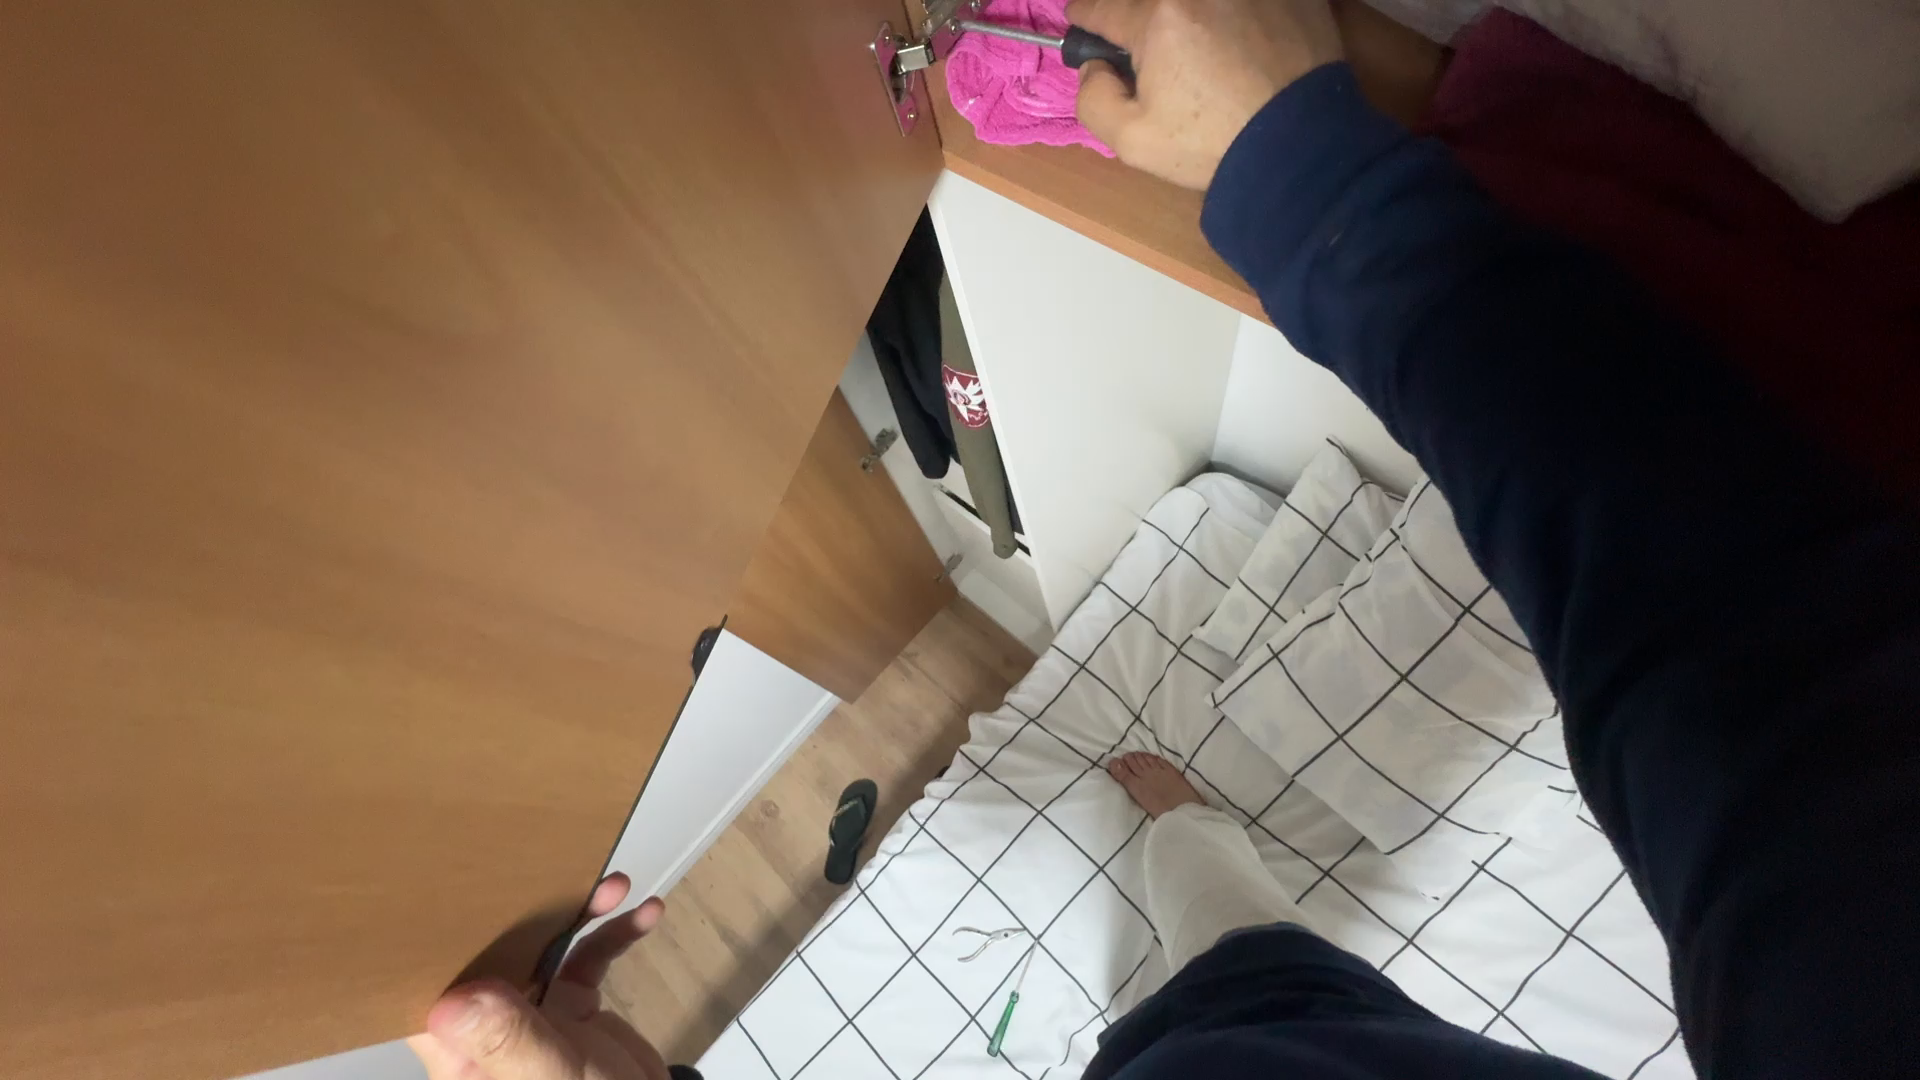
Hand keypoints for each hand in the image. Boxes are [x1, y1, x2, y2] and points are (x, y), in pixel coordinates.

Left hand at [408, 874, 670, 1079]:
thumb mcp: (553, 1078)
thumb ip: (510, 1039)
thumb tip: (452, 998)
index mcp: (465, 1057)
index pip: (436, 993)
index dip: (442, 944)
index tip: (459, 892)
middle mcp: (492, 1034)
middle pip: (499, 957)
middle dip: (533, 911)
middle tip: (564, 873)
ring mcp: (536, 1019)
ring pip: (549, 950)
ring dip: (584, 915)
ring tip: (618, 886)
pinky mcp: (574, 1009)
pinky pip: (591, 959)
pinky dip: (618, 934)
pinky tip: (648, 915)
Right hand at [1069, 0, 1344, 189]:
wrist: (1294, 144)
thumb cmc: (1208, 145)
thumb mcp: (1132, 142)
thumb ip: (1093, 99)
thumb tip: (1093, 68)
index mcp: (1158, 17)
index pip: (1104, 6)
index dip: (1085, 16)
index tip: (1079, 22)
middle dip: (1134, 17)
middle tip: (1136, 46)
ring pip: (1194, 2)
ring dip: (1180, 17)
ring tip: (1186, 49)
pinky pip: (1240, 1)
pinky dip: (1226, 16)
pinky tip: (1230, 43)